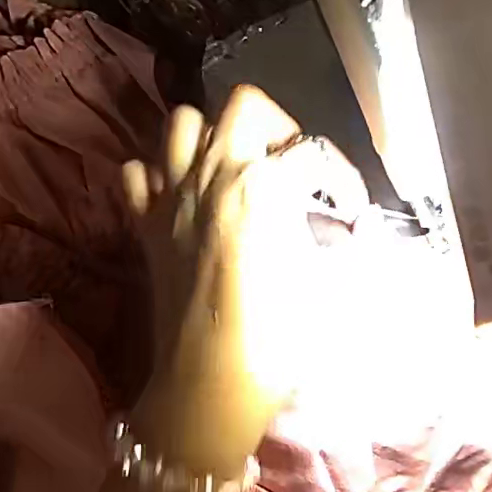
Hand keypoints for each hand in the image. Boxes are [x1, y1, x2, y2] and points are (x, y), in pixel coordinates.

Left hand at [121, 86, 367, 484]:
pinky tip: (188, 199)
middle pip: (245, 106)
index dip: (343, 178)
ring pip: (182, 123)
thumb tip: (340, 228)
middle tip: (294, 168)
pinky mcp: (144, 225)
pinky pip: (140, 172)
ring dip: (215, 138)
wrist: (210, 385)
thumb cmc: (275, 340)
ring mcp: (170, 197)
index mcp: (263, 188)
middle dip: (280, 128)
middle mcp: (211, 176)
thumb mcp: (324, 284)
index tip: (351, 208)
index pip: (313, 153)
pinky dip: (163, 173)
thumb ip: (334, 242)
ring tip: (239, 173)